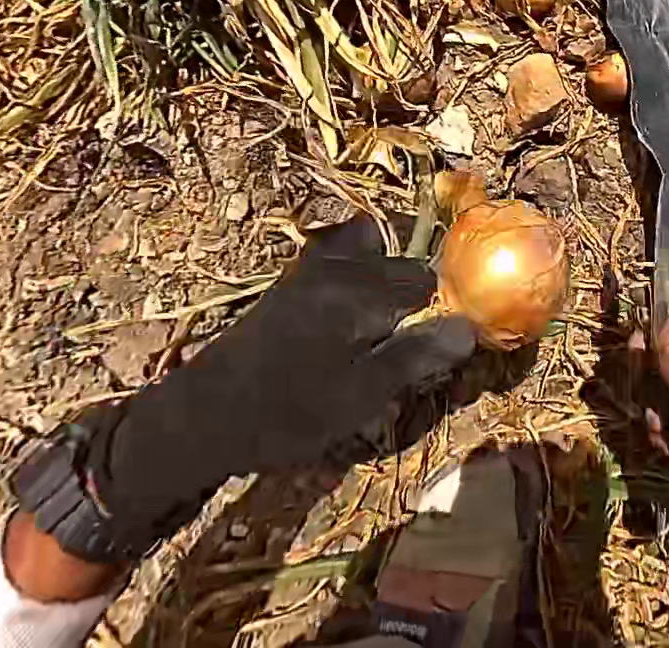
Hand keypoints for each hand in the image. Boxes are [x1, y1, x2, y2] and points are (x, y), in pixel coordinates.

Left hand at [83, 219, 476, 552]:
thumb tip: (468, 330)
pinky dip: (360, 268)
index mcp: (360, 293)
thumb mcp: (358, 397)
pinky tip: (350, 312)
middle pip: (404, 265)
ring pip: (375, 252)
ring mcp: (314, 266)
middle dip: (415, 296)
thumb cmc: (287, 413)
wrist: (200, 417)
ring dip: (388, 277)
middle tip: (403, 341)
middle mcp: (340, 267)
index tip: (431, 344)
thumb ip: (414, 356)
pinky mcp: (296, 276)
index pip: (426, 283)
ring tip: (381, 321)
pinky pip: (344, 253)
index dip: (437, 311)